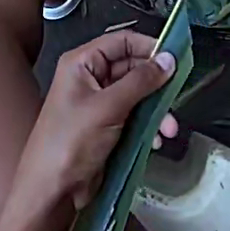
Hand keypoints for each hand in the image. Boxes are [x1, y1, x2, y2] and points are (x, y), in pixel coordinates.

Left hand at [4, 30, 178, 225]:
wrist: (53, 189)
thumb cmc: (70, 142)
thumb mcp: (108, 107)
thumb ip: (140, 81)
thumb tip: (169, 59)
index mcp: (82, 63)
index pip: (122, 41)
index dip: (149, 47)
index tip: (176, 59)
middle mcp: (90, 78)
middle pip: (134, 68)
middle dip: (157, 85)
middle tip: (176, 99)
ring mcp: (100, 103)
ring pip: (139, 95)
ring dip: (157, 110)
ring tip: (169, 130)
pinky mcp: (108, 125)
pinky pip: (135, 116)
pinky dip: (148, 126)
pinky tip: (155, 141)